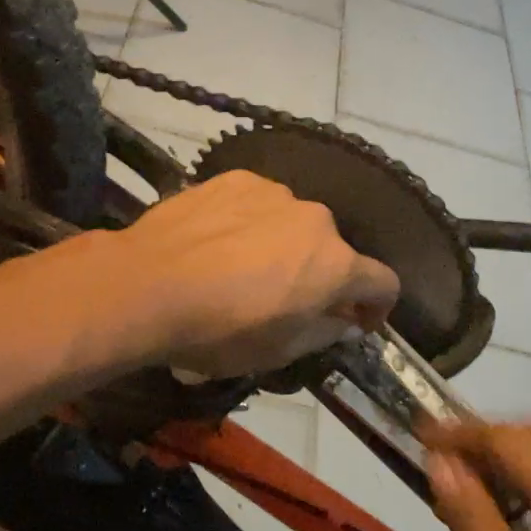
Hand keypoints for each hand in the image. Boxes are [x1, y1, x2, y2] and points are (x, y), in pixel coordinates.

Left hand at [111, 171, 399, 376]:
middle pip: (333, 250)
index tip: (357, 321)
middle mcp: (315, 219)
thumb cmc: (220, 331)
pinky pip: (258, 203)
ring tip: (242, 268)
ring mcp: (275, 192)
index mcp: (336, 264)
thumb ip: (326, 332)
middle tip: (285, 299)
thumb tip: (347, 321)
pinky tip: (218, 242)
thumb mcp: (279, 352)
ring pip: (293, 223)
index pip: (383, 282)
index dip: (378, 307)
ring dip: (283, 245)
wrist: (148, 285)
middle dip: (320, 275)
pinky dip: (250, 222)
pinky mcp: (237, 178)